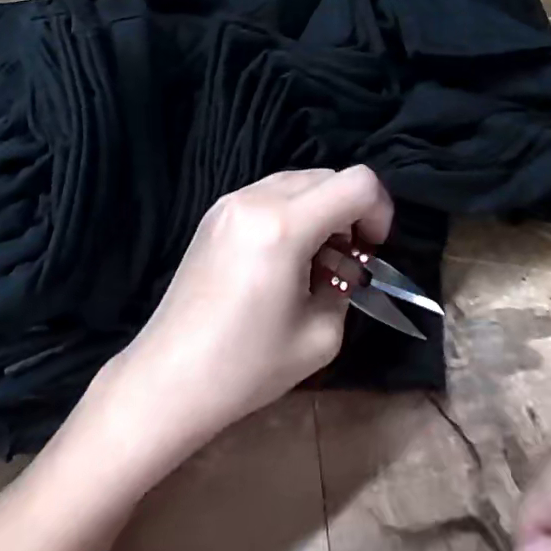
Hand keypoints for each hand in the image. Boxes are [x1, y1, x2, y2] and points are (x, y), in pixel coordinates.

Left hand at [100, 167, 394, 456]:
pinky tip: (283, 258)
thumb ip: (347, 285)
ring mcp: (229, 201)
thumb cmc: (247, 365)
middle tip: (346, 261)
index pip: (357, 182)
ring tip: (314, 263)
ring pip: (297, 181)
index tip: (371, 250)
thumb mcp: (321, 334)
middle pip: (327, 175)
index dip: (380, 210)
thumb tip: (345, 263)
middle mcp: (255, 198)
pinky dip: (291, 212)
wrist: (170, 375)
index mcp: (284, 225)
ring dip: (320, 210)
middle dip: (350, 211)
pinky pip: (268, 194)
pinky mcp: (214, 213)